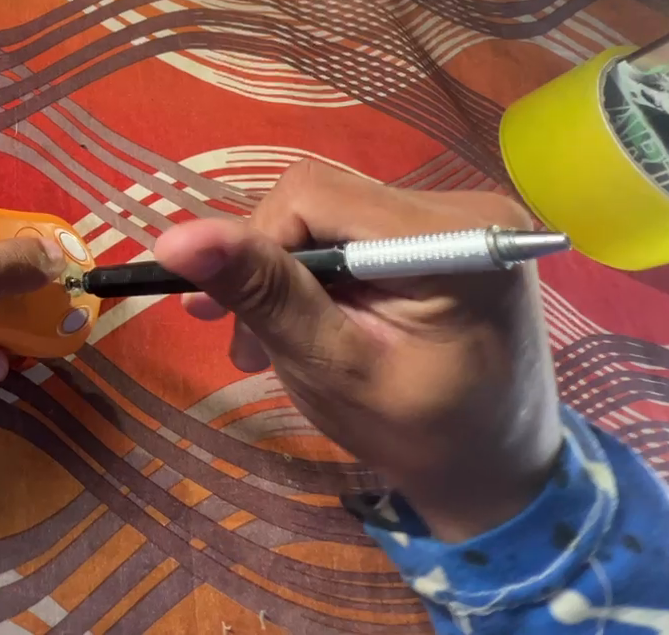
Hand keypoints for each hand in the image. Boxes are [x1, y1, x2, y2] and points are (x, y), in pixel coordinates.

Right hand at [156, 161, 562, 541]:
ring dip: (280, 273)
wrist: (494, 473)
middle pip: (314, 200)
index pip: (312, 195)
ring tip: (263, 339)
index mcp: (452, 239)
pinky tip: (301, 315)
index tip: (238, 312)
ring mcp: (452, 216)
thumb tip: (174, 239)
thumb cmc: (417, 434)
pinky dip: (309, 272)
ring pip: (319, 213)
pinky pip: (342, 226)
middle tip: (238, 337)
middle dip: (265, 266)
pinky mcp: (436, 229)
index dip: (260, 243)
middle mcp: (461, 207)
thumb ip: (261, 292)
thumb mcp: (328, 366)